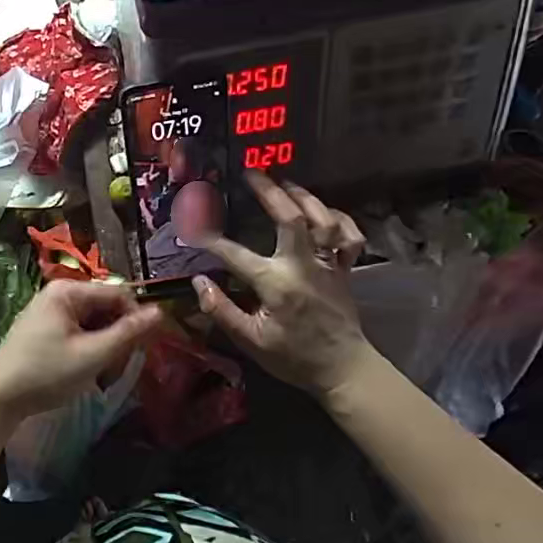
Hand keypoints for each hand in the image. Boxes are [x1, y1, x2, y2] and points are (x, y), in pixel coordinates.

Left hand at [0, 281, 163, 421]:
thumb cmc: (46, 373)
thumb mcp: (93, 355)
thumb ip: (128, 332)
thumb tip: (160, 311)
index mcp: (67, 291)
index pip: (119, 293)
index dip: (136, 319)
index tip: (140, 349)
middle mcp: (58, 294)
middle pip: (106, 307)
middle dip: (118, 336)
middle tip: (116, 367)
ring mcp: (48, 311)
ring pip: (94, 322)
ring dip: (105, 346)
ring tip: (101, 373)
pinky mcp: (43, 329)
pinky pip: (78, 331)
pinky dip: (88, 349)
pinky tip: (86, 371)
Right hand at [194, 172, 379, 395]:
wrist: (343, 369)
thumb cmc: (292, 357)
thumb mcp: (250, 340)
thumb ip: (221, 309)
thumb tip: (199, 282)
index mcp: (276, 284)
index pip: (235, 254)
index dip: (211, 240)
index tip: (194, 228)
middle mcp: (304, 266)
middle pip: (290, 217)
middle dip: (270, 192)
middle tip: (252, 174)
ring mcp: (329, 265)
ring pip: (323, 219)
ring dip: (303, 196)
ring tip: (285, 182)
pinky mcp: (345, 269)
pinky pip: (349, 235)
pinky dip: (339, 219)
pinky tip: (324, 212)